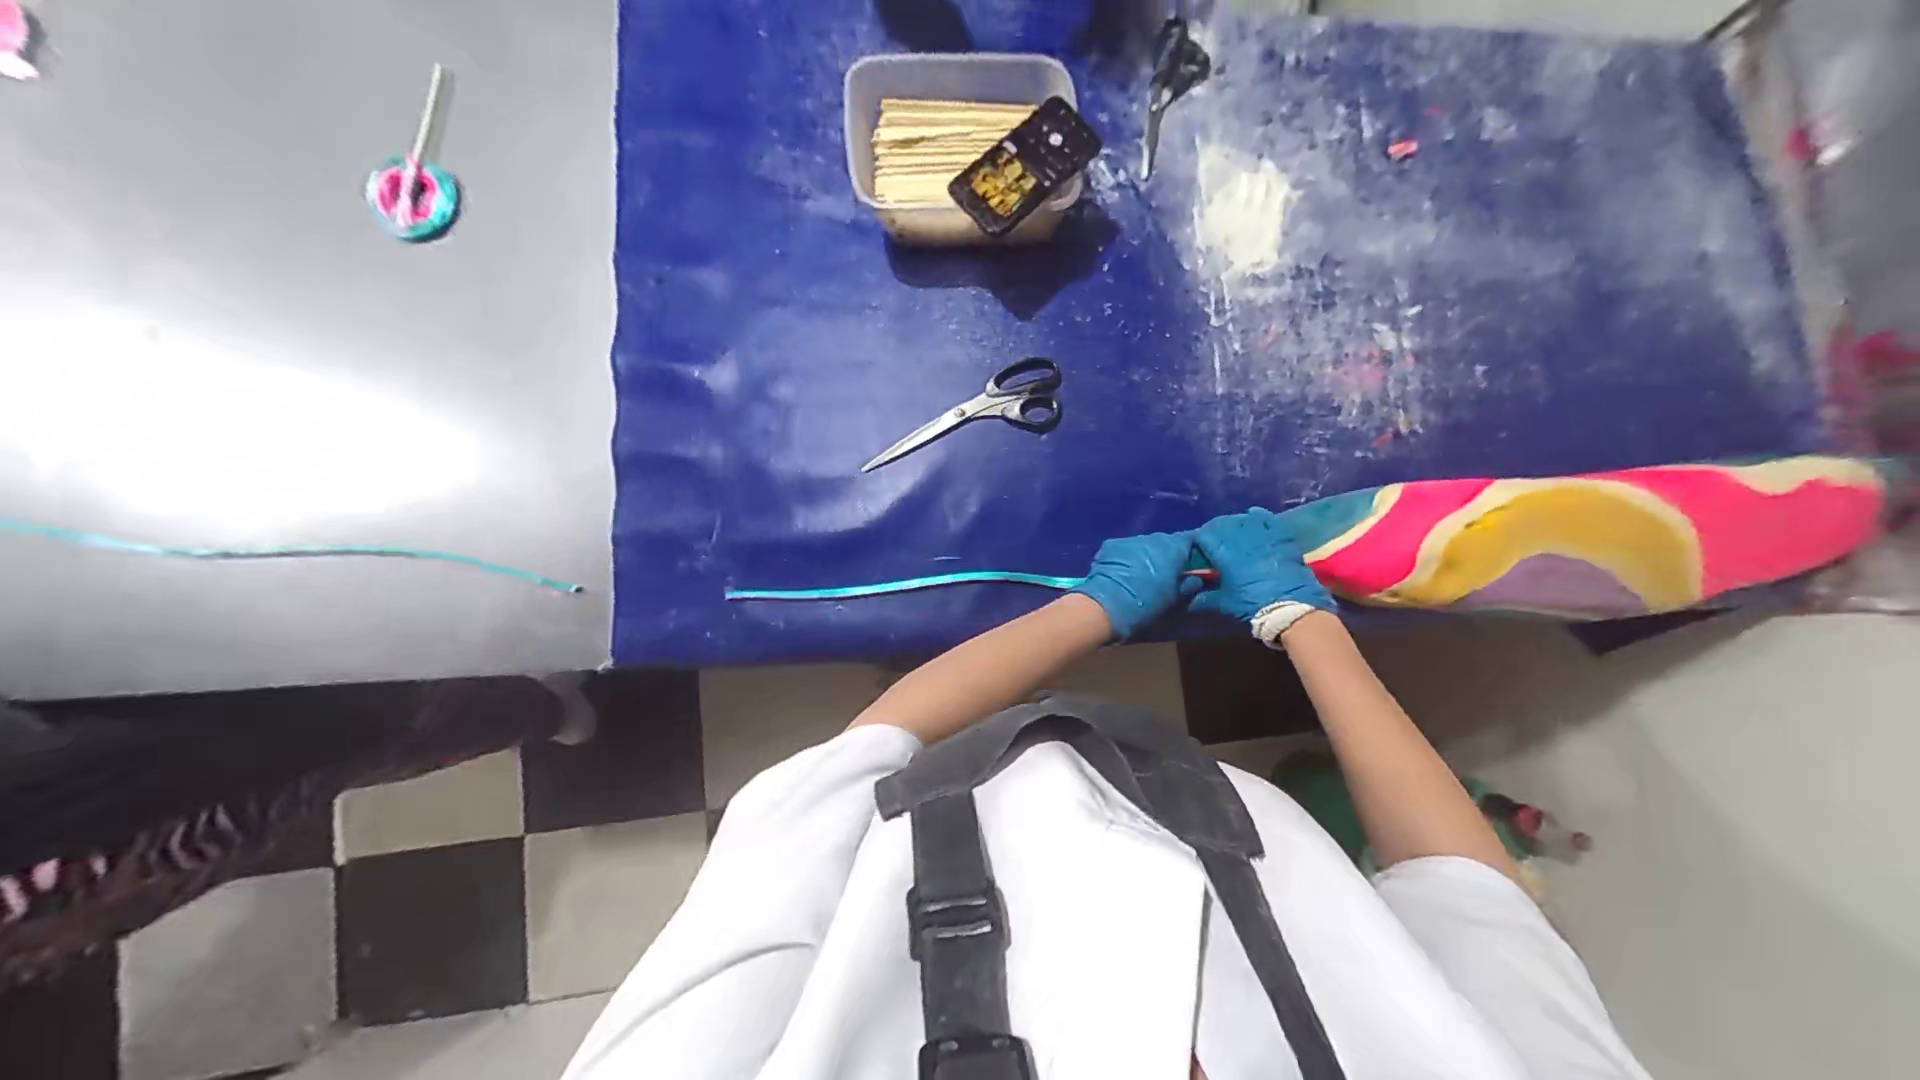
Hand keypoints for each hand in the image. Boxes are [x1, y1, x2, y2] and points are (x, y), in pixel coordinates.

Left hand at [1071, 531, 1203, 638]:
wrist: (1106, 606)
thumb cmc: (1147, 603)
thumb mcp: (1175, 598)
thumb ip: (1189, 585)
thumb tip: (1196, 579)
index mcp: (1172, 548)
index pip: (1190, 541)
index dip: (1191, 552)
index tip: (1191, 564)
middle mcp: (1152, 538)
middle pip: (1165, 543)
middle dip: (1167, 555)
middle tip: (1167, 573)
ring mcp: (1129, 539)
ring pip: (1144, 545)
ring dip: (1146, 556)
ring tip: (1143, 575)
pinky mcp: (1110, 545)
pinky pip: (1126, 549)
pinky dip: (1128, 558)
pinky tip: (1124, 573)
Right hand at [1190, 509, 1334, 620]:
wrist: (1291, 607)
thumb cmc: (1252, 605)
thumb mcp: (1225, 603)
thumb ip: (1206, 598)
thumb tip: (1192, 601)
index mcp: (1223, 552)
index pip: (1203, 536)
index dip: (1199, 540)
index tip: (1198, 548)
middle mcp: (1241, 538)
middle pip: (1222, 523)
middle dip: (1215, 530)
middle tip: (1213, 540)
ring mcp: (1263, 535)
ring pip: (1244, 519)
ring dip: (1235, 523)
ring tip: (1232, 530)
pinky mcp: (1282, 536)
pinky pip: (1268, 519)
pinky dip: (1259, 516)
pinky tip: (1253, 515)